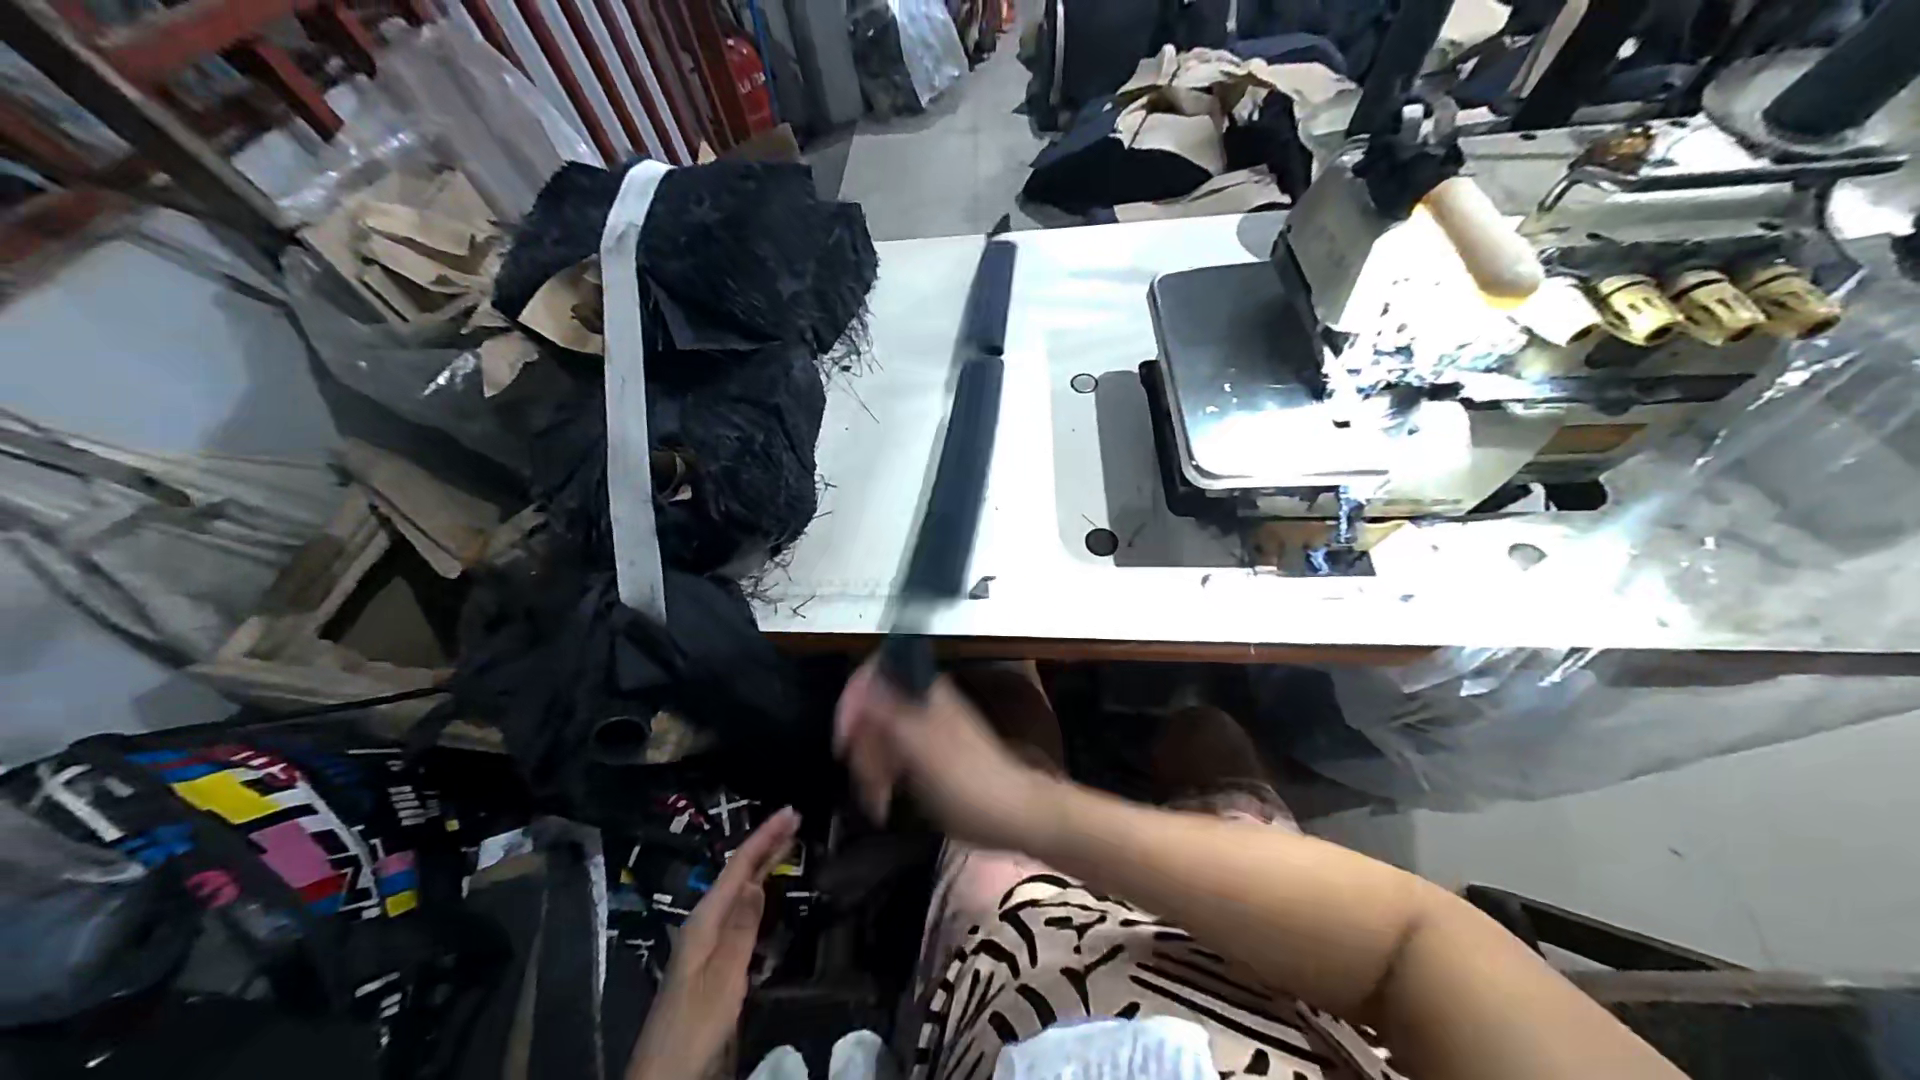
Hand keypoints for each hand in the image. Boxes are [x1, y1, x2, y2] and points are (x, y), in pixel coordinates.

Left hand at [626, 808, 799, 1079]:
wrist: (664, 1072)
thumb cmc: (694, 1025)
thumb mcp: (722, 978)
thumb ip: (740, 929)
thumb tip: (756, 883)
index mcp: (704, 920)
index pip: (738, 867)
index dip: (764, 837)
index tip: (789, 812)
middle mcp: (704, 922)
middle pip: (738, 873)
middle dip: (765, 843)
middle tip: (794, 818)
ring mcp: (706, 939)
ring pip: (739, 888)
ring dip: (762, 862)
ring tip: (786, 842)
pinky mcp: (712, 956)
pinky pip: (739, 908)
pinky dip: (757, 888)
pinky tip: (765, 888)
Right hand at [832, 657, 1050, 849]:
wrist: (1011, 815)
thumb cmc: (970, 784)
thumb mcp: (925, 750)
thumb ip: (892, 712)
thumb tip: (864, 680)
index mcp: (925, 693)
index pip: (878, 671)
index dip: (855, 697)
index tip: (846, 735)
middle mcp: (923, 703)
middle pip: (873, 707)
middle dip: (863, 743)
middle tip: (865, 777)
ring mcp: (924, 728)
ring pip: (879, 734)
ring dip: (870, 766)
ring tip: (877, 799)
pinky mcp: (925, 754)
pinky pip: (891, 755)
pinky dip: (882, 776)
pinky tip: (884, 801)